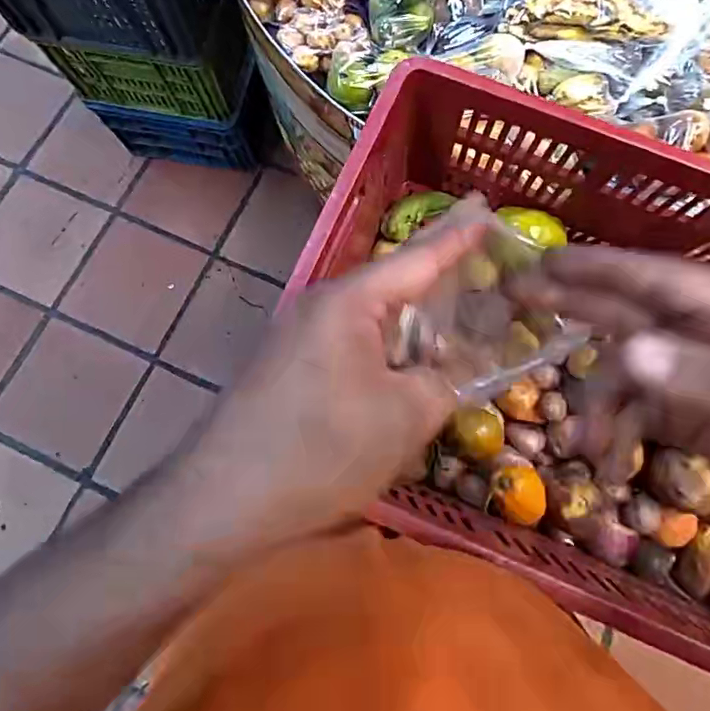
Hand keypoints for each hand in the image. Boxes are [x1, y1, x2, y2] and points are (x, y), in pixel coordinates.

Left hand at [169, 199, 488, 545]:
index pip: (416, 258)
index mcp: (348, 302)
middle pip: (391, 284)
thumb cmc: (322, 450)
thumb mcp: (404, 418)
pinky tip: (404, 369)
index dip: (457, 236)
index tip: (486, 210)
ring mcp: (298, 337)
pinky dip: (384, 350)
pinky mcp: (288, 368)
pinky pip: (350, 345)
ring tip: (453, 321)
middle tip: (479, 265)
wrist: (224, 500)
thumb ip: (441, 384)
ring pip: (370, 319)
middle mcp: (319, 306)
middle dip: (435, 278)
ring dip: (410, 323)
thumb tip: (445, 374)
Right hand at [518, 247, 709, 542]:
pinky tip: (609, 464)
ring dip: (601, 402)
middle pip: (634, 312)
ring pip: (631, 371)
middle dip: (577, 305)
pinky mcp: (698, 416)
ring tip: (582, 439)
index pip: (659, 279)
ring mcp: (704, 376)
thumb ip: (702, 378)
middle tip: (517, 294)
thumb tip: (624, 353)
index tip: (546, 259)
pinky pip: (643, 413)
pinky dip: (621, 435)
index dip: (601, 268)